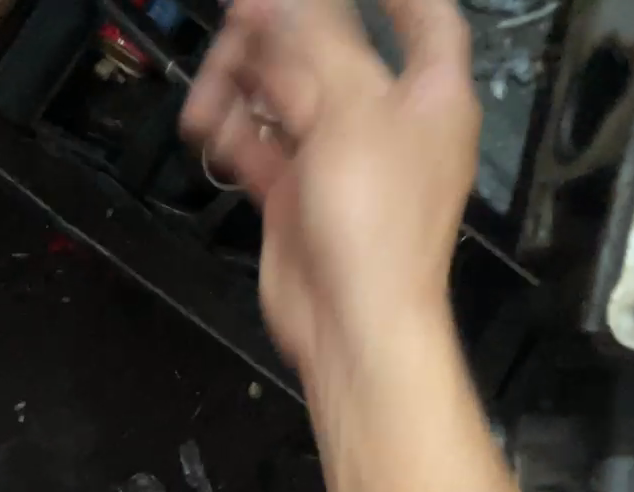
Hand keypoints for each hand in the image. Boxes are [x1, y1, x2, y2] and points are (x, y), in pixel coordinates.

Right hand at [180, 0, 478, 383]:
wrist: (348, 318)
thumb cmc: (377, 223)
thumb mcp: (352, 116)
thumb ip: (314, 50)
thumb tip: (275, 3)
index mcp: (426, 95)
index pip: (422, 19)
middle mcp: (380, 124)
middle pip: (328, 60)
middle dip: (282, 40)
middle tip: (236, 25)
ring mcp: (332, 164)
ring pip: (284, 107)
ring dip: (245, 92)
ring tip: (207, 90)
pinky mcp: (292, 199)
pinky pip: (260, 154)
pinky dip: (234, 139)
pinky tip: (209, 128)